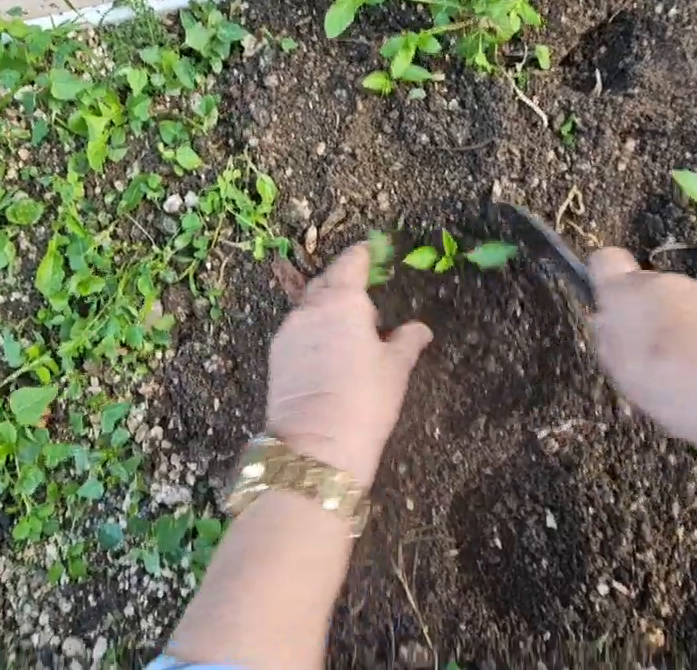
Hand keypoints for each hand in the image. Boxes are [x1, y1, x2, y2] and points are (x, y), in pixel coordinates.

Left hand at [266, 243, 432, 485]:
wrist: (315, 447)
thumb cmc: (365, 401)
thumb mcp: (396, 369)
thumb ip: (407, 341)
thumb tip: (420, 329)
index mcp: (342, 300)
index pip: (351, 263)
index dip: (362, 255)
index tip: (371, 251)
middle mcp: (310, 307)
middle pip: (326, 281)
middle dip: (344, 281)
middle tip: (364, 293)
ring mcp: (289, 330)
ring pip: (310, 306)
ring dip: (327, 307)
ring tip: (349, 328)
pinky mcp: (276, 354)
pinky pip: (298, 329)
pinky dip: (314, 329)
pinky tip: (328, 350)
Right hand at [588, 247, 696, 461]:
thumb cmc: (678, 389)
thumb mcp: (623, 370)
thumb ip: (609, 337)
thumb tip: (606, 319)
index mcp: (631, 291)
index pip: (604, 260)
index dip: (603, 282)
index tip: (609, 312)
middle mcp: (670, 282)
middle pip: (647, 289)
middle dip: (645, 317)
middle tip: (649, 362)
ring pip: (682, 308)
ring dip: (679, 333)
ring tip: (686, 380)